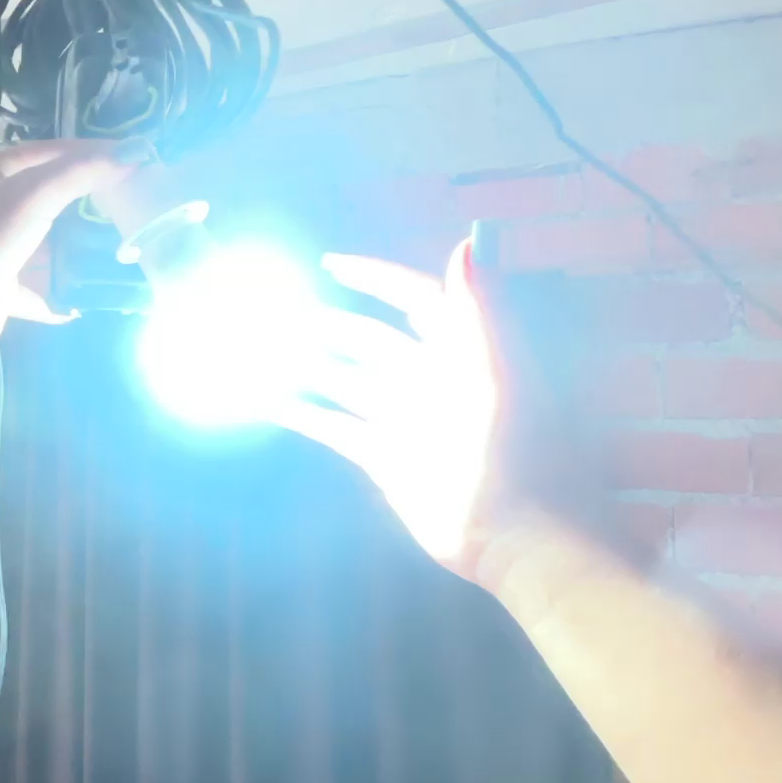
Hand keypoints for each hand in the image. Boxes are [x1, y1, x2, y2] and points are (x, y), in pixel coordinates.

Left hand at [0, 139, 137, 355]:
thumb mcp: (38, 192)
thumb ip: (85, 172)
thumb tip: (137, 152)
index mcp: (0, 172)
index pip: (57, 152)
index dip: (97, 154)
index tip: (140, 160)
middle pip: (54, 200)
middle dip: (92, 205)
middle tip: (137, 208)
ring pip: (48, 248)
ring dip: (79, 254)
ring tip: (124, 254)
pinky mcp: (1, 291)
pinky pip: (39, 292)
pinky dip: (61, 298)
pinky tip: (89, 301)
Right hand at [267, 238, 515, 580]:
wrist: (518, 540)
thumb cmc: (516, 456)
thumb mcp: (500, 377)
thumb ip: (480, 312)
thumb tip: (465, 242)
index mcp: (461, 355)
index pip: (414, 300)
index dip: (375, 278)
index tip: (329, 265)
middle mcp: (428, 381)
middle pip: (368, 341)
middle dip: (327, 326)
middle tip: (277, 315)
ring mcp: (402, 420)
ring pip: (345, 382)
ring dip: (307, 367)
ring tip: (264, 354)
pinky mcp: (382, 457)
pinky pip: (335, 427)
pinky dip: (304, 415)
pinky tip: (272, 404)